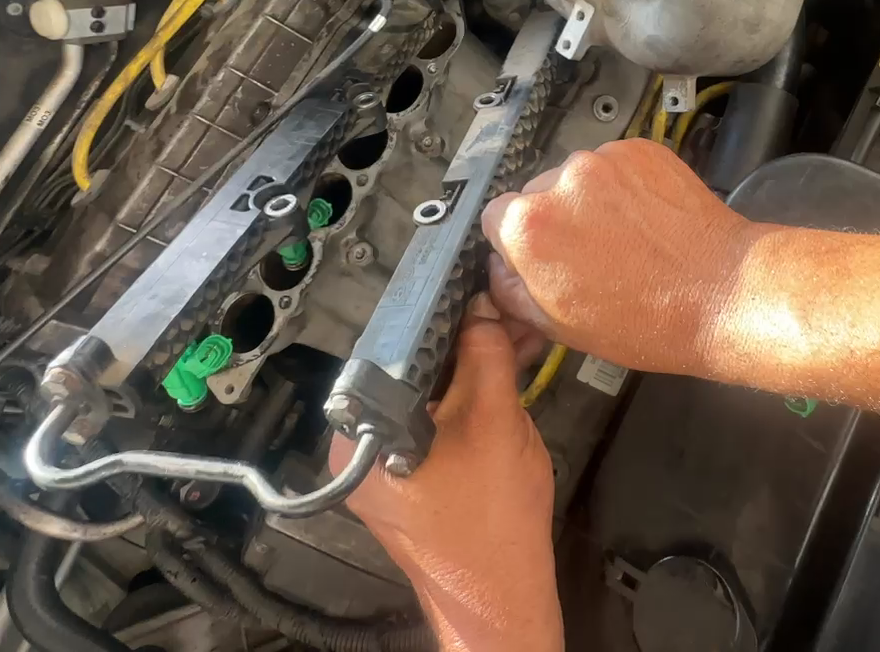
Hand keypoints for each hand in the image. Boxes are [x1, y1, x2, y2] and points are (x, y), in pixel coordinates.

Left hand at [331, 296, 560, 651]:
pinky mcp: (411, 468)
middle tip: (506, 311)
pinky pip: (439, 413)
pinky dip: (471, 391)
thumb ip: (486, 353)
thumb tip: (482, 305)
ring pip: (432, 389)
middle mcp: (362, 440)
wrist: (502, 595)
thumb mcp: (495, 418)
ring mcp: (386, 457)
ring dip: (476, 361)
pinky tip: (507, 367)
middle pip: (415, 366)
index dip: (440, 310)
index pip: (395, 345)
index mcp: (362, 429)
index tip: (474, 284)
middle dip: (467, 336)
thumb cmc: (491, 515)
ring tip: (517, 334)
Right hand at [481, 139, 763, 376]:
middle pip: (538, 193)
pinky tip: (647, 219)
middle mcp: (561, 180)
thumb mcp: (559, 326)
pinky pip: (616, 164)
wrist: (722, 291)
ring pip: (578, 178)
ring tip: (627, 237)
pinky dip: (625, 185)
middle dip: (556, 219)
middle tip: (593, 253)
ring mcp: (604, 159)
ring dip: (591, 200)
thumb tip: (499, 265)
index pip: (496, 218)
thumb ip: (511, 290)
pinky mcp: (640, 149)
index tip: (544, 258)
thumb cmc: (644, 320)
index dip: (518, 243)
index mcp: (529, 226)